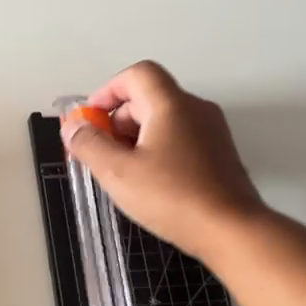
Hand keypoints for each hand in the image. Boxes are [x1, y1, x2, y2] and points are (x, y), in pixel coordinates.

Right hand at [63, 60, 268, 260]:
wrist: (232, 231)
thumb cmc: (173, 197)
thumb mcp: (117, 172)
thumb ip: (89, 144)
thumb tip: (73, 126)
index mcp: (172, 104)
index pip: (137, 74)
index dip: (107, 91)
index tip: (91, 121)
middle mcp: (196, 109)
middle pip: (148, 97)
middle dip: (117, 120)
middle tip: (100, 153)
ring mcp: (212, 132)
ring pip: (163, 120)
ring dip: (135, 138)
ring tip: (121, 173)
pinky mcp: (219, 155)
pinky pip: (179, 139)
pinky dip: (156, 150)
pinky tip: (148, 183)